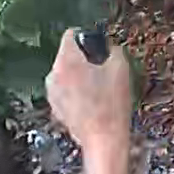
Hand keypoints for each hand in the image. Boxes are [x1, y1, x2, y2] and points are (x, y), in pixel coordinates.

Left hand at [45, 30, 132, 173]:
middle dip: (84, 58)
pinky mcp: (55, 107)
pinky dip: (76, 90)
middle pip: (67, 55)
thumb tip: (108, 47)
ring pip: (66, 73)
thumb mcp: (121, 68)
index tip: (100, 46)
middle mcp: (53, 75)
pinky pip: (65, 89)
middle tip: (104, 69)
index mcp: (67, 61)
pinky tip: (93, 100)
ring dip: (80, 74)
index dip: (87, 36)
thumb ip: (114, 49)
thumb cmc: (112, 102)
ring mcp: (52, 93)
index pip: (71, 35)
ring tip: (100, 86)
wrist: (103, 138)